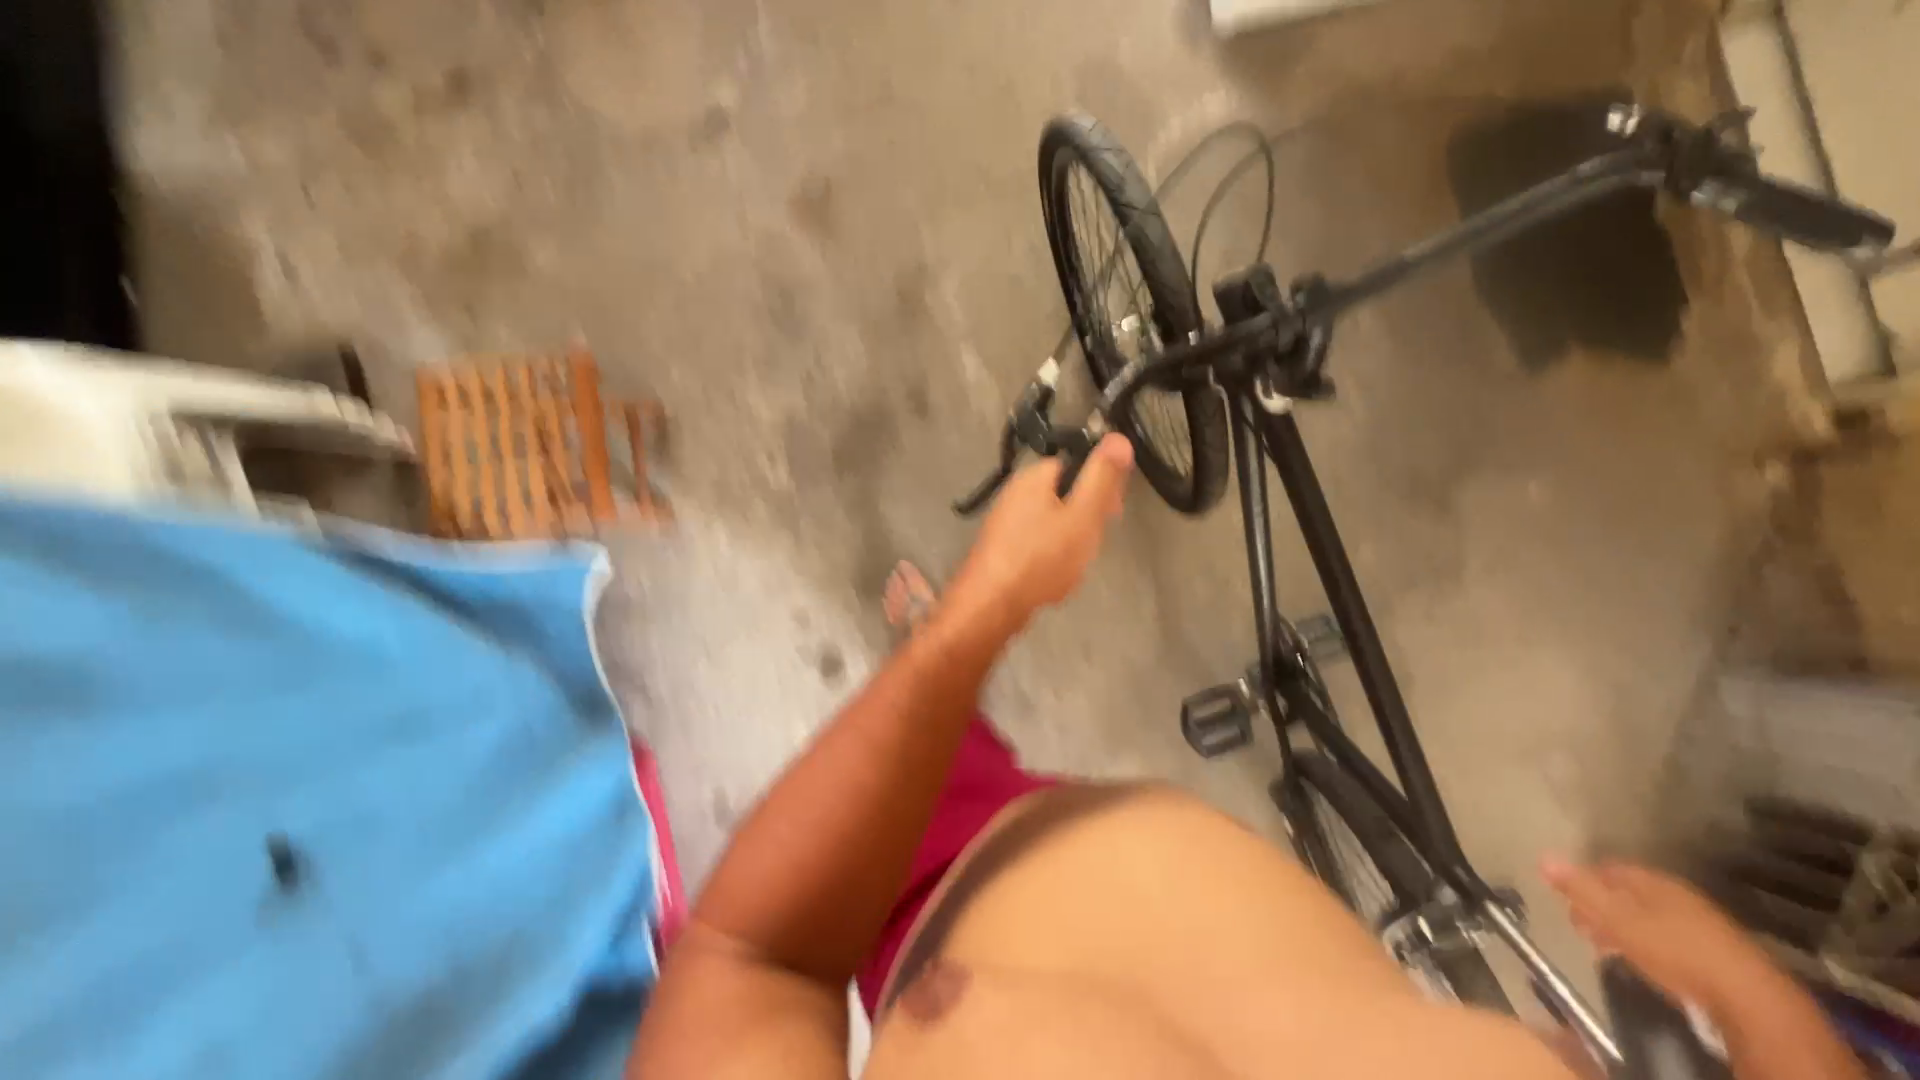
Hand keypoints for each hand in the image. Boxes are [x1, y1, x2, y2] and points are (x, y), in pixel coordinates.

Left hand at [947, 434, 1133, 627]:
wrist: (991, 606)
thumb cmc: (1041, 558)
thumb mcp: (1082, 515)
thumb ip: (1101, 478)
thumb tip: (1119, 437)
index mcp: (1033, 478)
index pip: (1075, 465)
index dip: (1098, 486)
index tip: (1111, 512)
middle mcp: (1014, 494)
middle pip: (1063, 496)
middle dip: (1084, 520)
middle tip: (1090, 543)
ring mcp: (1005, 524)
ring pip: (1052, 525)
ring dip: (1069, 543)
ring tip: (1072, 565)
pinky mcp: (1002, 552)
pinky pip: (1037, 547)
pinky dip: (1050, 560)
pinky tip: (1053, 581)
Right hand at [1542, 857, 1773, 1009]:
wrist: (1746, 998)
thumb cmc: (1674, 950)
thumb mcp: (1617, 919)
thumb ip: (1581, 889)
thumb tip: (1544, 856)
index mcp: (1654, 882)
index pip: (1608, 868)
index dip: (1583, 879)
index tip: (1565, 898)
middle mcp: (1677, 895)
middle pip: (1628, 892)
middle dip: (1601, 905)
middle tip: (1580, 925)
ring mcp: (1700, 923)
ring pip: (1648, 916)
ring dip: (1622, 927)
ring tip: (1604, 946)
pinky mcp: (1713, 952)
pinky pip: (1667, 937)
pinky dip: (1645, 943)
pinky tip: (1640, 961)